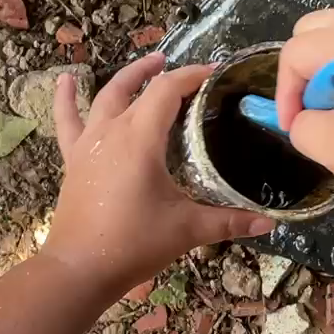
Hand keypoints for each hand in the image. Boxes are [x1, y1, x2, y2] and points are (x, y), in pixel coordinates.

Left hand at [42, 52, 275, 292]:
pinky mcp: (74, 160)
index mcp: (140, 139)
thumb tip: (269, 223)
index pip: (168, 90)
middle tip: (187, 70)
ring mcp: (88, 144)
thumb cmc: (134, 244)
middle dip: (164, 73)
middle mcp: (112, 131)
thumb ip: (229, 221)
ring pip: (105, 97)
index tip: (216, 73)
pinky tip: (66, 81)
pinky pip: (67, 121)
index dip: (193, 76)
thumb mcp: (187, 229)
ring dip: (127, 78)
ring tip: (147, 64)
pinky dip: (65, 99)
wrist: (80, 268)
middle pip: (138, 87)